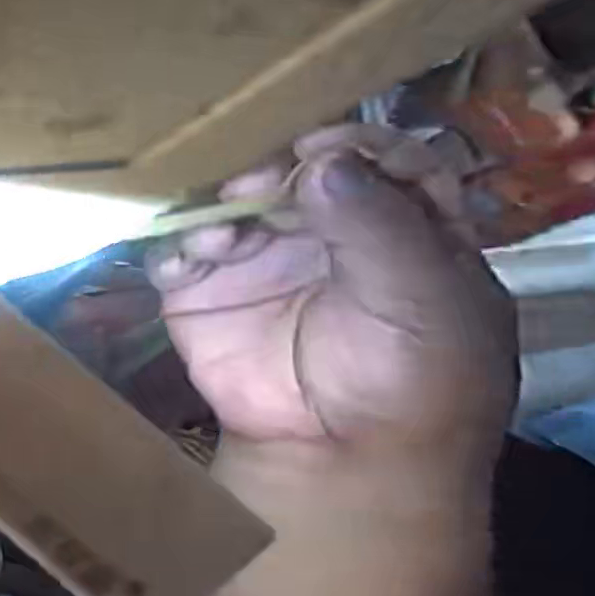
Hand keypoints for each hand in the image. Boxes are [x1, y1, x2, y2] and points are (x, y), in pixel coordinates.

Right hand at [149, 127, 516, 490]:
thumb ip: (379, 227)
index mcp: (392, 224)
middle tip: (252, 184)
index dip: (349, 144)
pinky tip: (185, 266)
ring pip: (221, 206)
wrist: (332, 451)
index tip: (317, 147)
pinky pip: (172, 255)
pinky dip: (171, 251)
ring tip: (219, 239)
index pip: (376, 160)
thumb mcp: (423, 301)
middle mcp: (316, 232)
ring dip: (213, 209)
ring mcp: (250, 260)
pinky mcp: (197, 291)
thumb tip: (320, 161)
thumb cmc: (407, 378)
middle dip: (266, 171)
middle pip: (284, 174)